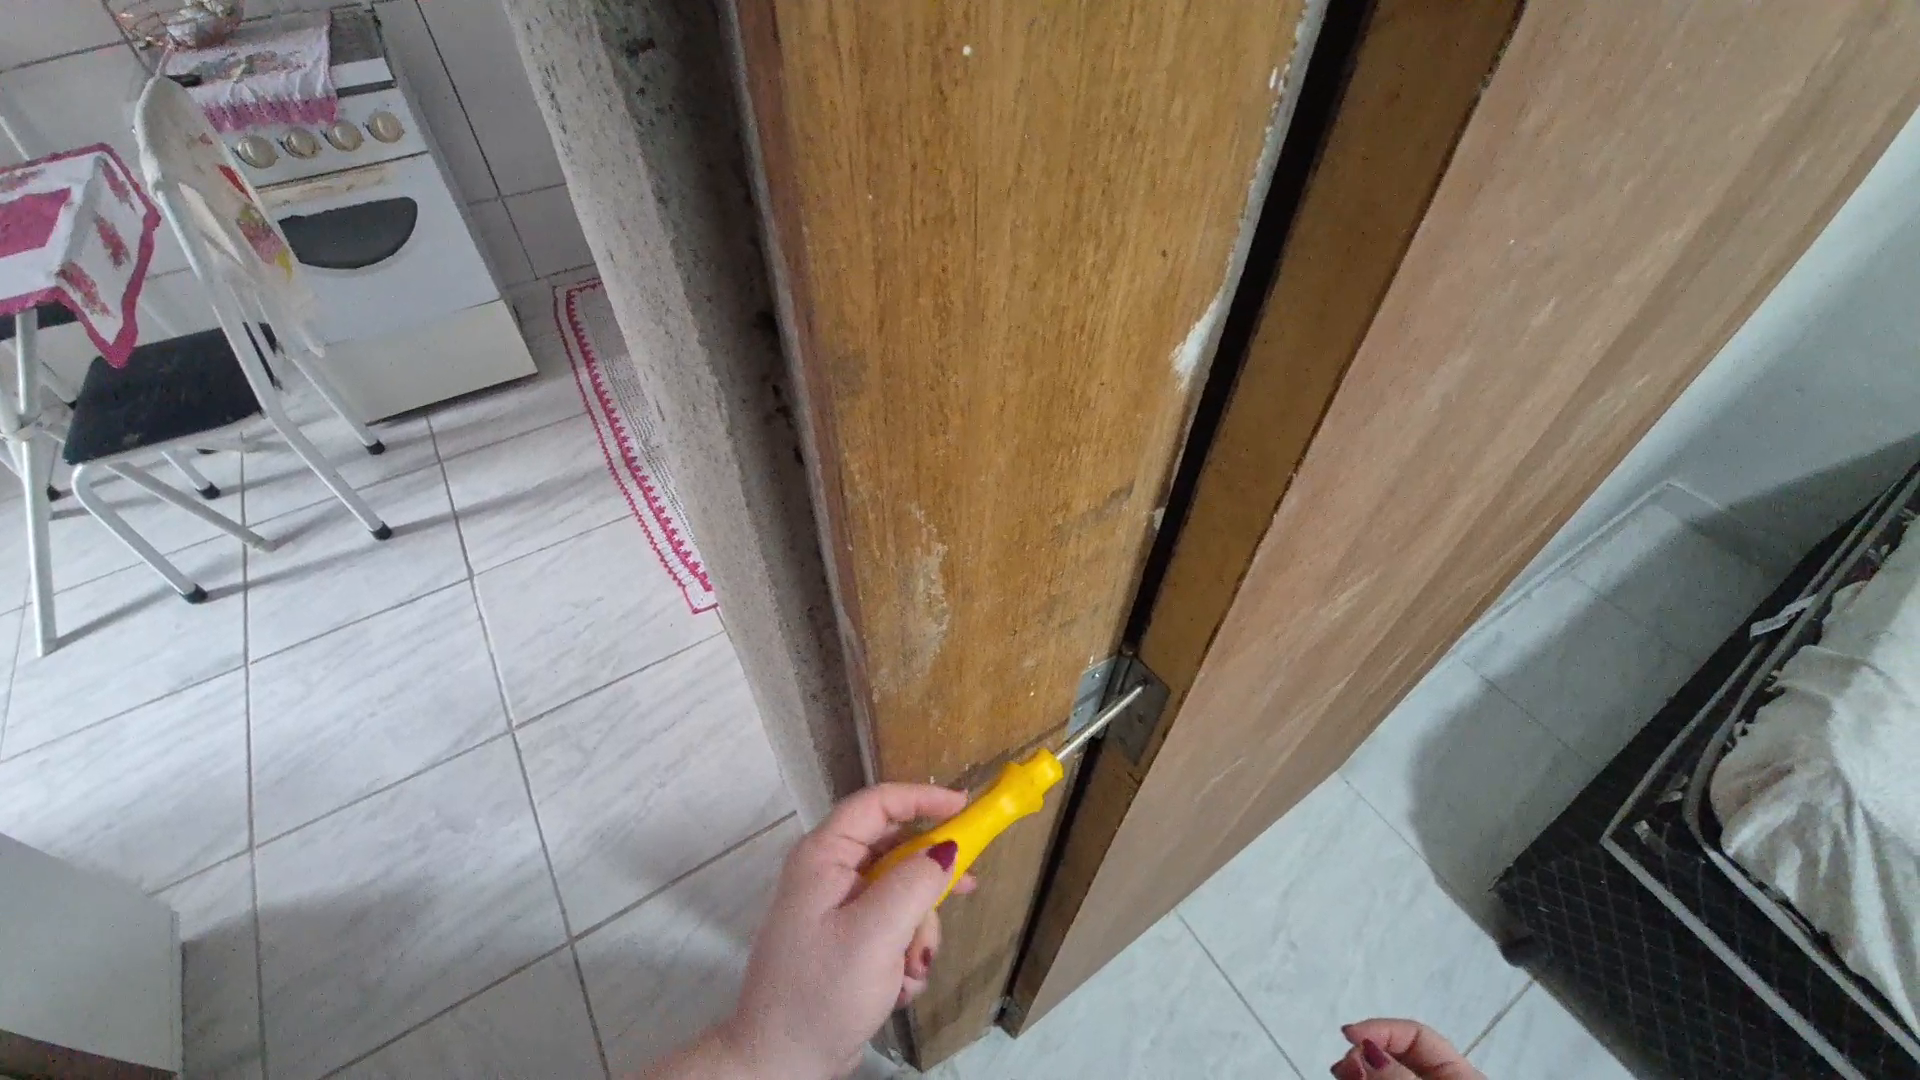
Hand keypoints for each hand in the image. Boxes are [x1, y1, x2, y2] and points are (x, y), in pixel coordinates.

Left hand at [719, 784, 976, 1079]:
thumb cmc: (821, 993)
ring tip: (910, 969)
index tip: (965, 807)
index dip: (923, 798)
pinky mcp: (848, 942)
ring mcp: (838, 910)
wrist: (780, 1068)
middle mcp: (829, 874)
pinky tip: (897, 987)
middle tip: (965, 890)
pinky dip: (905, 954)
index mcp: (824, 856)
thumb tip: (948, 849)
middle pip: (897, 851)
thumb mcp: (876, 934)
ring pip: (902, 893)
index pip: (878, 803)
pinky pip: (894, 927)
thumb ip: (916, 884)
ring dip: (918, 931)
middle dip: (928, 884)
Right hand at [1331, 1019, 1484, 1079]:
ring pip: (1382, 1071)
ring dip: (1359, 1069)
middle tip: (1341, 1068)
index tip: (1346, 1034)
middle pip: (1394, 1053)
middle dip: (1363, 1053)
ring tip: (1342, 1075)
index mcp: (1462, 1073)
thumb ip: (1400, 1078)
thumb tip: (1361, 1047)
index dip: (1379, 1028)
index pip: (1415, 1033)